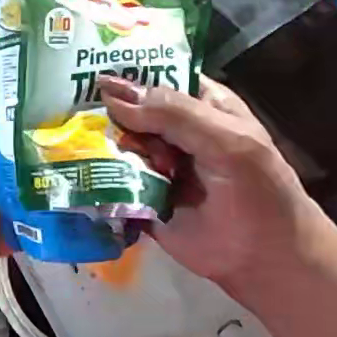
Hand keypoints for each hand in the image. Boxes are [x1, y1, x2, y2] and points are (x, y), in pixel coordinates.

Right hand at [98, 74, 332, 288]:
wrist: (263, 262)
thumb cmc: (257, 192)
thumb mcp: (224, 140)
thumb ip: (172, 113)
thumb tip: (108, 93)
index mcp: (200, 105)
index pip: (156, 77)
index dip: (125, 74)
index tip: (85, 75)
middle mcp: (172, 131)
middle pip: (126, 111)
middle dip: (104, 114)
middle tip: (77, 117)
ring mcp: (152, 164)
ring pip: (113, 144)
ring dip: (98, 146)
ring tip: (80, 148)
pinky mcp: (136, 196)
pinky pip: (107, 179)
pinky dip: (93, 175)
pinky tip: (72, 169)